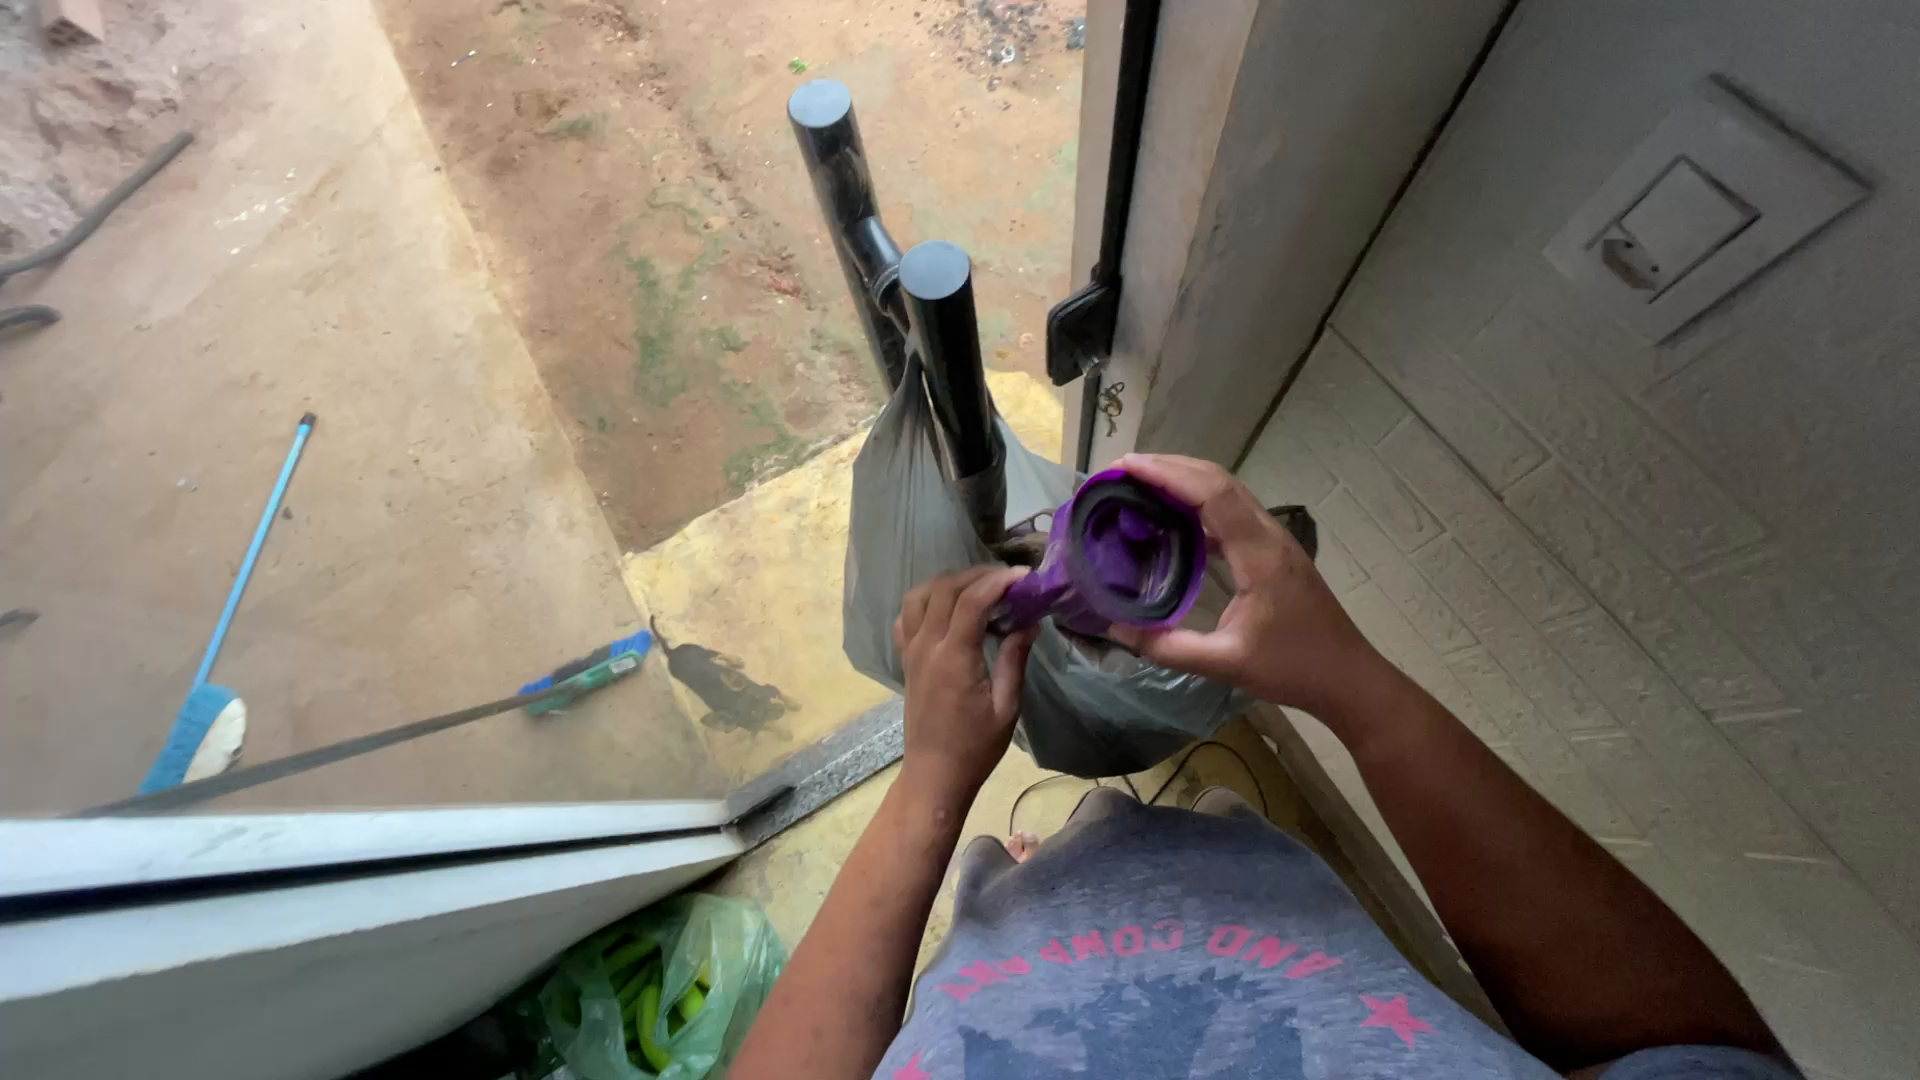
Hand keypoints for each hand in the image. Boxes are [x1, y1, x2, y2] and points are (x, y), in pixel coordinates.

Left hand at [893, 566, 1040, 800]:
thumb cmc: (975, 746)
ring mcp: (910, 651)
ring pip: (918, 596)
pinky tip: (947, 610)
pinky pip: (906, 617)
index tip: (1022, 576)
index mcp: (954, 658)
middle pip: (944, 589)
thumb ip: (1015, 659)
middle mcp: (926, 647)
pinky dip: (925, 602)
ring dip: (947, 583)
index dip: (997, 582)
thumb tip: (1029, 622)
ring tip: (977, 588)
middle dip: (976, 575)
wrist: (934, 774)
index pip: (971, 601)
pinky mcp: (905, 659)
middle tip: (1006, 580)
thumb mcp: (1007, 707)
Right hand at [1105, 454, 1387, 715]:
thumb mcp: (1225, 664)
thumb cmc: (1292, 669)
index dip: (1167, 474)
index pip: (1211, 495)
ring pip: (1227, 490)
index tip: (1126, 467)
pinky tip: (1171, 513)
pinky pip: (1231, 510)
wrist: (1349, 678)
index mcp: (1259, 555)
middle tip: (1122, 469)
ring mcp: (1274, 540)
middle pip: (1218, 480)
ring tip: (1139, 482)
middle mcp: (1269, 535)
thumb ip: (1168, 648)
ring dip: (1184, 478)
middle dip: (1169, 466)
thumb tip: (1114, 630)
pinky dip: (1197, 500)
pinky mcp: (1272, 550)